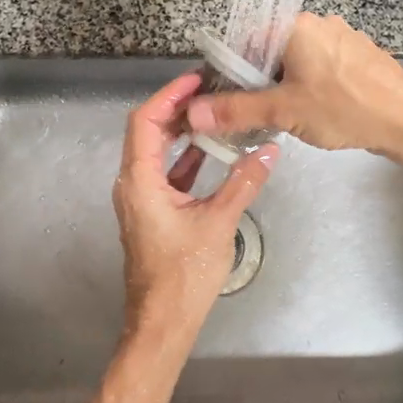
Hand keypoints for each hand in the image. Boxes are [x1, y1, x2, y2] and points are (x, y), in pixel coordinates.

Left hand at [114, 72, 273, 342]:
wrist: (163, 323)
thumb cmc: (184, 274)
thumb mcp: (218, 223)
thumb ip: (243, 182)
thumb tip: (270, 151)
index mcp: (139, 180)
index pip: (145, 120)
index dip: (169, 95)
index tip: (196, 78)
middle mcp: (132, 183)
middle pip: (148, 131)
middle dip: (176, 108)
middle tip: (210, 89)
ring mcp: (140, 198)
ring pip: (156, 151)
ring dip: (181, 132)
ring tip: (214, 112)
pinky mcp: (152, 212)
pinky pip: (165, 172)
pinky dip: (185, 157)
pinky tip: (213, 151)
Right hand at [184, 13, 402, 159]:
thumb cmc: (343, 109)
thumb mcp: (284, 112)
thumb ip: (236, 110)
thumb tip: (192, 113)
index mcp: (295, 25)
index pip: (246, 40)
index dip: (234, 71)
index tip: (231, 100)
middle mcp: (318, 22)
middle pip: (272, 49)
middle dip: (263, 80)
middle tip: (263, 113)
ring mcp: (343, 35)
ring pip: (299, 58)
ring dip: (289, 84)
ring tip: (292, 116)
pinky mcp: (361, 53)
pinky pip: (324, 64)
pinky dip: (315, 83)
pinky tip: (322, 110)